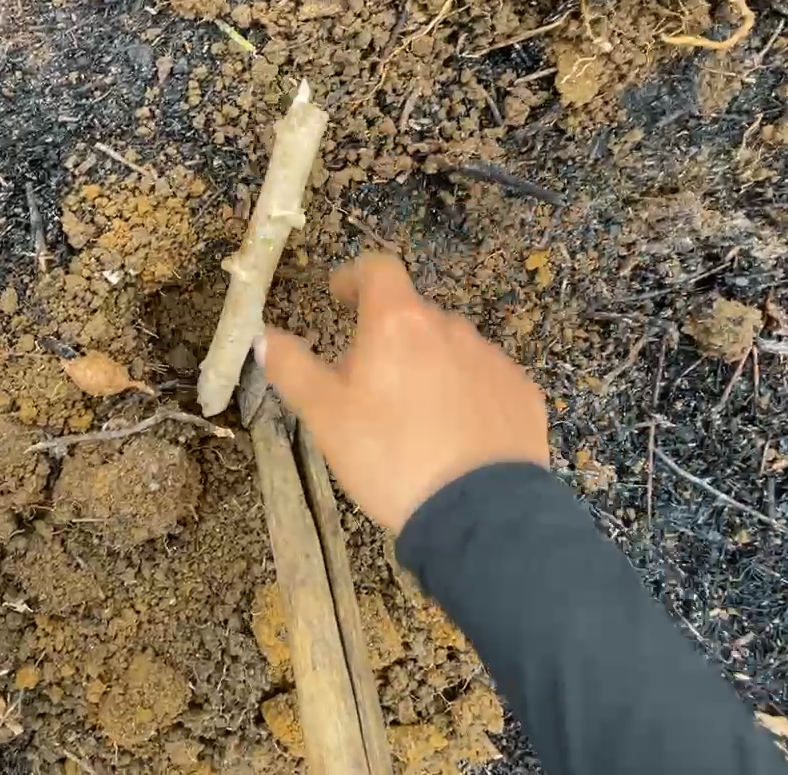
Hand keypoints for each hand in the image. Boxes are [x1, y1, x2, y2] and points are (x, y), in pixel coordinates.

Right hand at [257, 253, 548, 532]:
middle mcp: (449, 328)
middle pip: (410, 316)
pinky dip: (463, 392)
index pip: (378, 270)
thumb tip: (264, 337)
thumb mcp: (324, 416)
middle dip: (385, 338)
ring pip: (448, 348)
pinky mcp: (523, 393)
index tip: (338, 296)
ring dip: (425, 365)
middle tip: (365, 385)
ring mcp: (491, 359)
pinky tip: (455, 435)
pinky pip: (483, 378)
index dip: (354, 276)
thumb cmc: (390, 457)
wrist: (480, 516)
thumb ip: (291, 368)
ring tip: (412, 418)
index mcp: (397, 324)